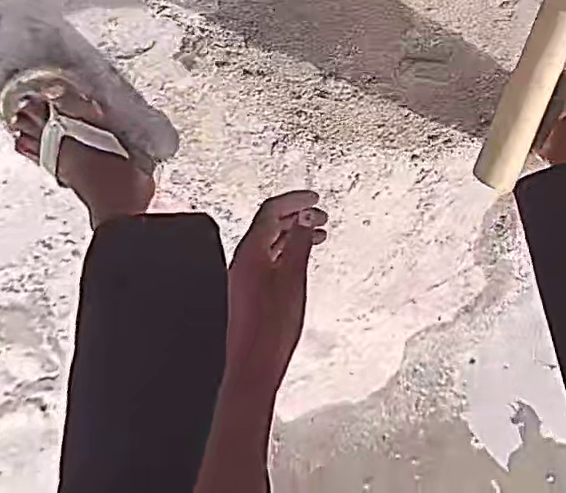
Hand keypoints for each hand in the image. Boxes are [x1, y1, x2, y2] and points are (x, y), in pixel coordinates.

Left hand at [223, 190, 328, 395]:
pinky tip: (302, 256)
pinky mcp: (250, 289)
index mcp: (250, 251)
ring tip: (318, 231)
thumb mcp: (293, 277)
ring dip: (294, 231)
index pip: (271, 210)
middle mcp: (244, 259)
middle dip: (296, 213)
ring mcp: (245, 275)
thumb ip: (300, 242)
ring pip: (271, 240)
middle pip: (269, 222)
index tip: (314, 197)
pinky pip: (270, 256)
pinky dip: (288, 249)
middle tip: (320, 213)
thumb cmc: (271, 328)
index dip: (294, 199)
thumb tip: (306, 216)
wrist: (253, 368)